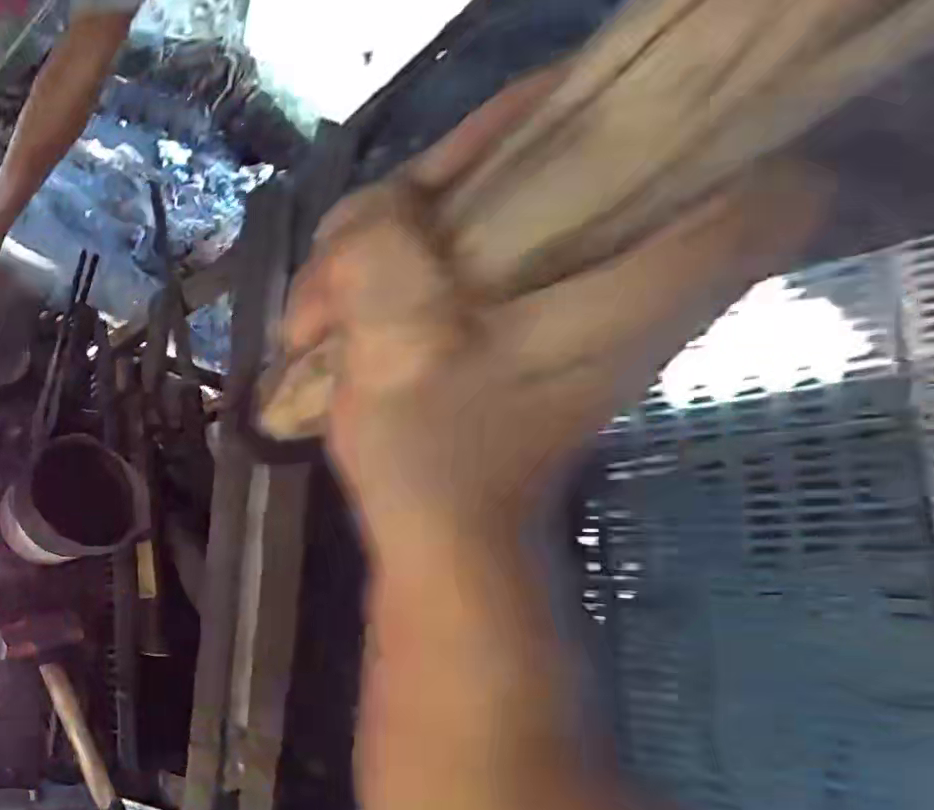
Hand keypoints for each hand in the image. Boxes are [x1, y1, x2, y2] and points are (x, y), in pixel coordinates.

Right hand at [280, 70, 824, 559]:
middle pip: (511, 169)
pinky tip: (329, 332)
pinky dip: (381, 286)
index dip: (529, 125)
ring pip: (456, 223)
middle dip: (403, 213)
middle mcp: (627, 260)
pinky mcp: (514, 321)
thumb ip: (377, 253)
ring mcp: (562, 294)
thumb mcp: (396, 347)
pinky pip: (442, 264)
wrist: (439, 538)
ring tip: (310, 329)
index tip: (442, 177)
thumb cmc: (434, 455)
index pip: (626, 124)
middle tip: (336, 274)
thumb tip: (364, 213)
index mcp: (646, 259)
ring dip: (369, 262)